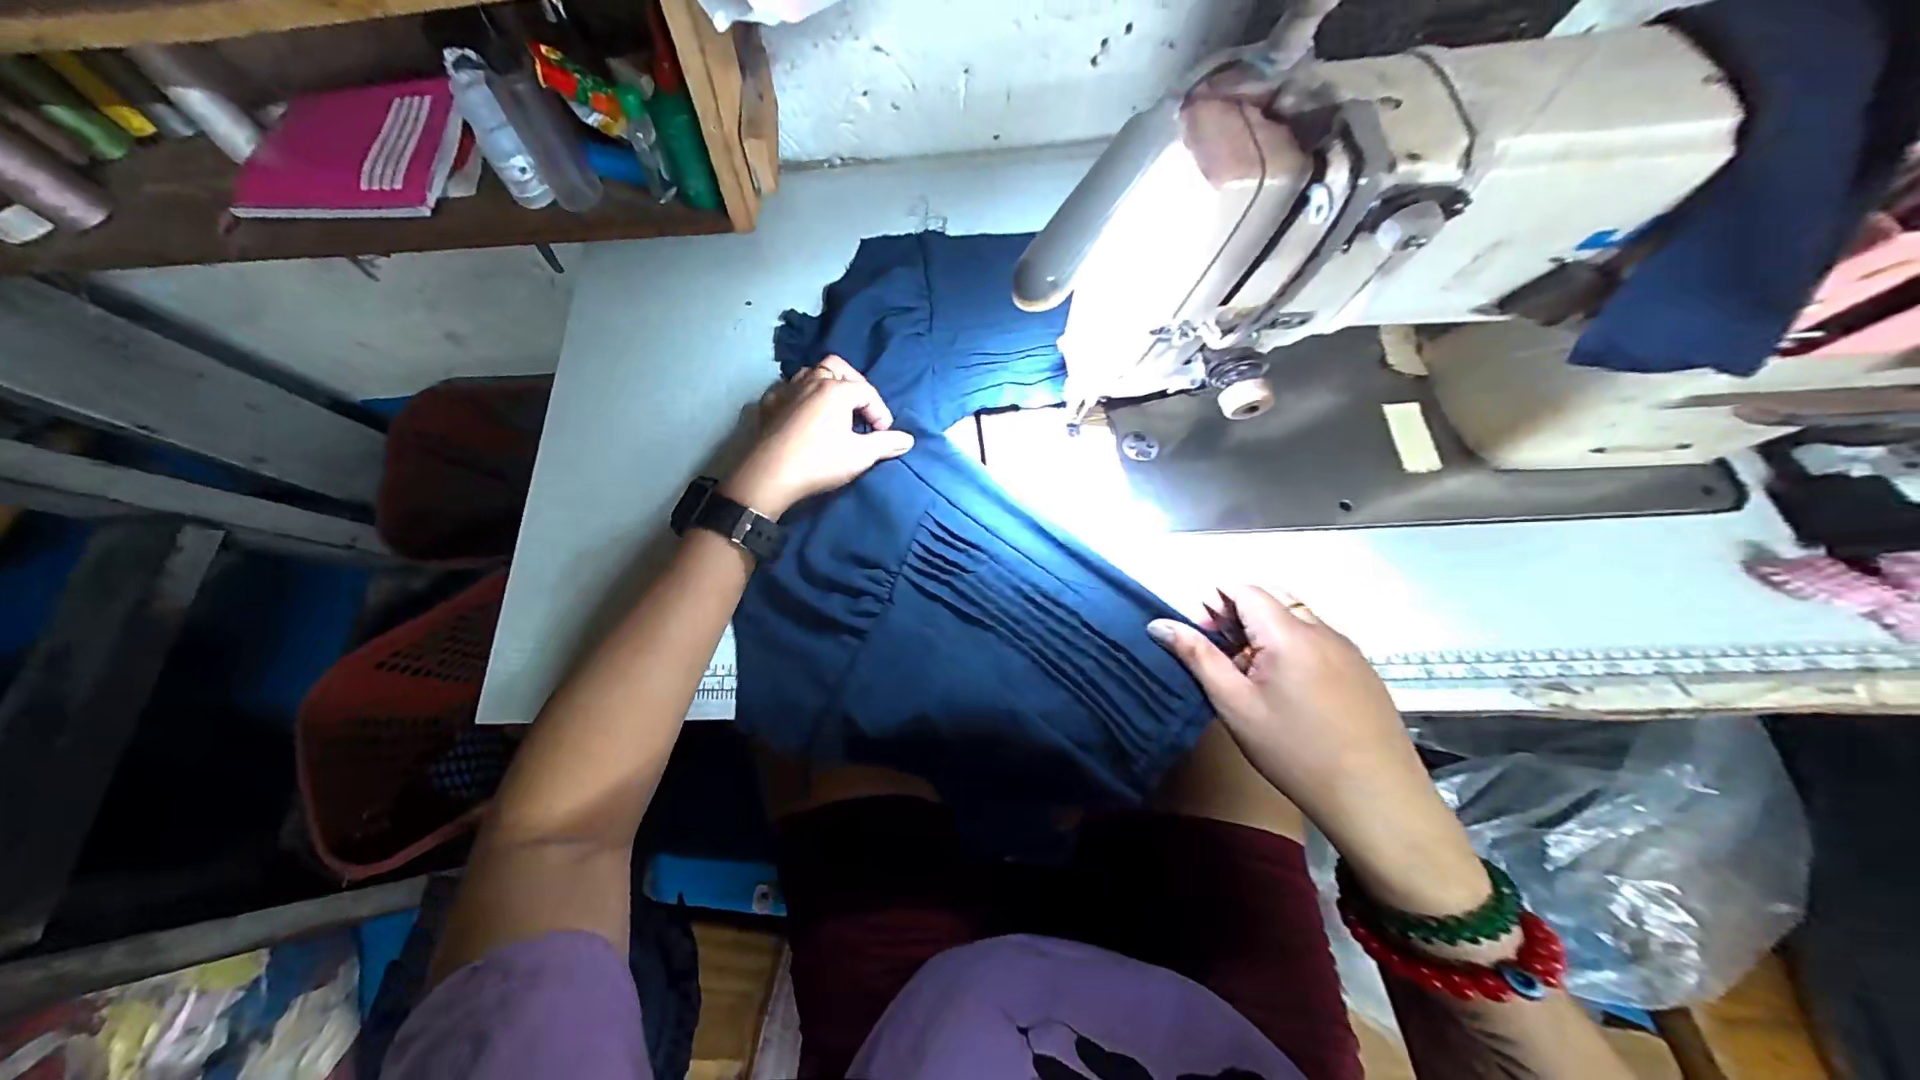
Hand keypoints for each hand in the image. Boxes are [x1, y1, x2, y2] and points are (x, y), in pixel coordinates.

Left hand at [721, 356, 914, 518]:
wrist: (768, 476)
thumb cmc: (819, 462)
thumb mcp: (860, 456)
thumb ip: (886, 444)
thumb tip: (908, 439)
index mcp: (835, 389)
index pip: (867, 392)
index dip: (880, 412)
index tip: (884, 434)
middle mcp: (809, 381)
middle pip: (837, 368)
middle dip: (854, 384)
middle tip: (861, 409)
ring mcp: (785, 391)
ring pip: (809, 375)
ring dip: (826, 387)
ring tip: (834, 411)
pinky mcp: (766, 406)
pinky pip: (787, 391)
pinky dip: (800, 397)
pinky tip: (802, 414)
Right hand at [1148, 587, 1492, 917]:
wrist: (1376, 797)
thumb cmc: (1294, 750)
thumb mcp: (1234, 704)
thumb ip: (1197, 656)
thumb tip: (1160, 624)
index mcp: (1289, 633)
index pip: (1245, 589)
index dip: (1215, 602)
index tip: (1200, 635)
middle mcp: (1323, 630)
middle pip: (1272, 599)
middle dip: (1238, 615)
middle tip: (1220, 654)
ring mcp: (1348, 650)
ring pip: (1296, 620)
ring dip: (1265, 632)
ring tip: (1250, 676)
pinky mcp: (1363, 671)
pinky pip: (1319, 641)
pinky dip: (1292, 648)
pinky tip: (1287, 692)